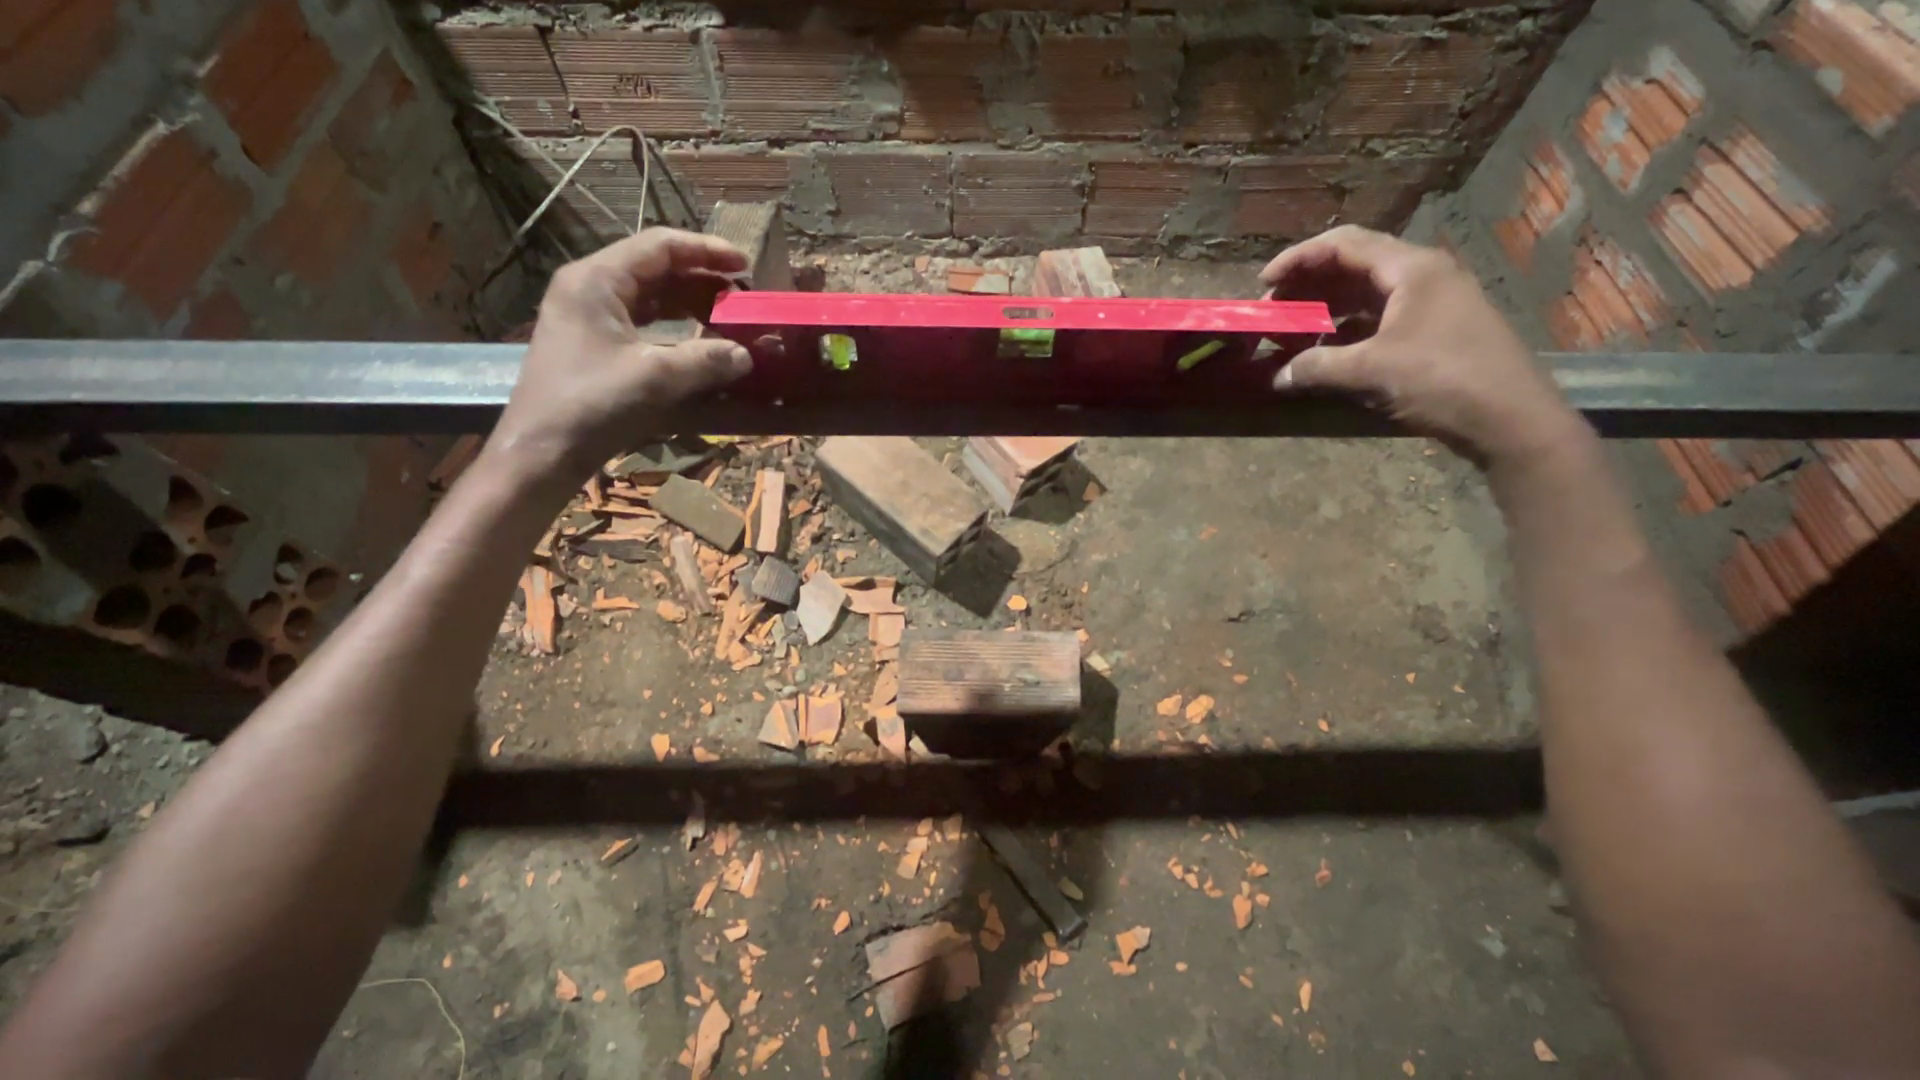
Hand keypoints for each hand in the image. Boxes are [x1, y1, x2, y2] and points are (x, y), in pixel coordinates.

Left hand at [487, 229, 753, 484]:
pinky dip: (675, 329)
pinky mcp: (593, 347)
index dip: (707, 251)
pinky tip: (701, 345)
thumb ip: (706, 360)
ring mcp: (588, 319)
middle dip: (702, 279)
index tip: (746, 265)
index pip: (660, 246)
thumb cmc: (591, 405)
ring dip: (691, 304)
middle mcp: (590, 289)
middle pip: (655, 269)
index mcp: (597, 279)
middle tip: (743, 297)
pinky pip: (642, 324)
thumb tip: (745, 355)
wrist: (539, 454)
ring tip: (729, 318)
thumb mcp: (656, 378)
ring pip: (650, 297)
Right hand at [1261, 225, 1585, 465]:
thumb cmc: (1443, 379)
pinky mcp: (1437, 332)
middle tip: (1273, 312)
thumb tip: (1277, 376)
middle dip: (1309, 285)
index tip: (1264, 283)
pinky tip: (1328, 351)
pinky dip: (1350, 329)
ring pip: (1368, 294)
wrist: (1513, 419)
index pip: (1344, 243)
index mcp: (1411, 268)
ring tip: (1294, 332)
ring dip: (1327, 308)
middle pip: (1354, 265)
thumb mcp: (1372, 371)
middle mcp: (1424, 275)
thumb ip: (1318, 367)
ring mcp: (1434, 304)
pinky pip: (1382, 318)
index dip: (1299, 258)